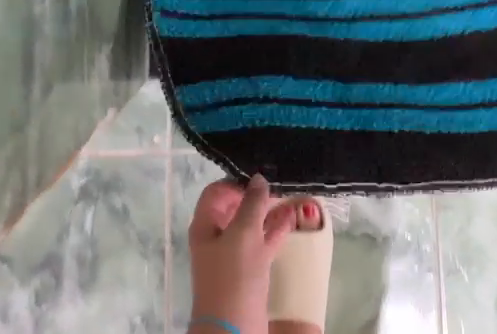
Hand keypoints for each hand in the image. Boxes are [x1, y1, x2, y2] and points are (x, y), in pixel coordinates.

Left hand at [187, 174, 296, 332]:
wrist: (234, 330)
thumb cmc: (233, 276)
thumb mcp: (244, 234)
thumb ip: (252, 204)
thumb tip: (258, 178)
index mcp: (205, 225)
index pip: (216, 192)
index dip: (235, 182)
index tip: (259, 179)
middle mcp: (216, 238)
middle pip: (234, 207)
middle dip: (255, 196)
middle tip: (278, 185)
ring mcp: (232, 256)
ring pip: (250, 226)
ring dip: (268, 211)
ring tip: (289, 196)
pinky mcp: (249, 272)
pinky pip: (262, 243)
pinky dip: (275, 231)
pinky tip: (292, 220)